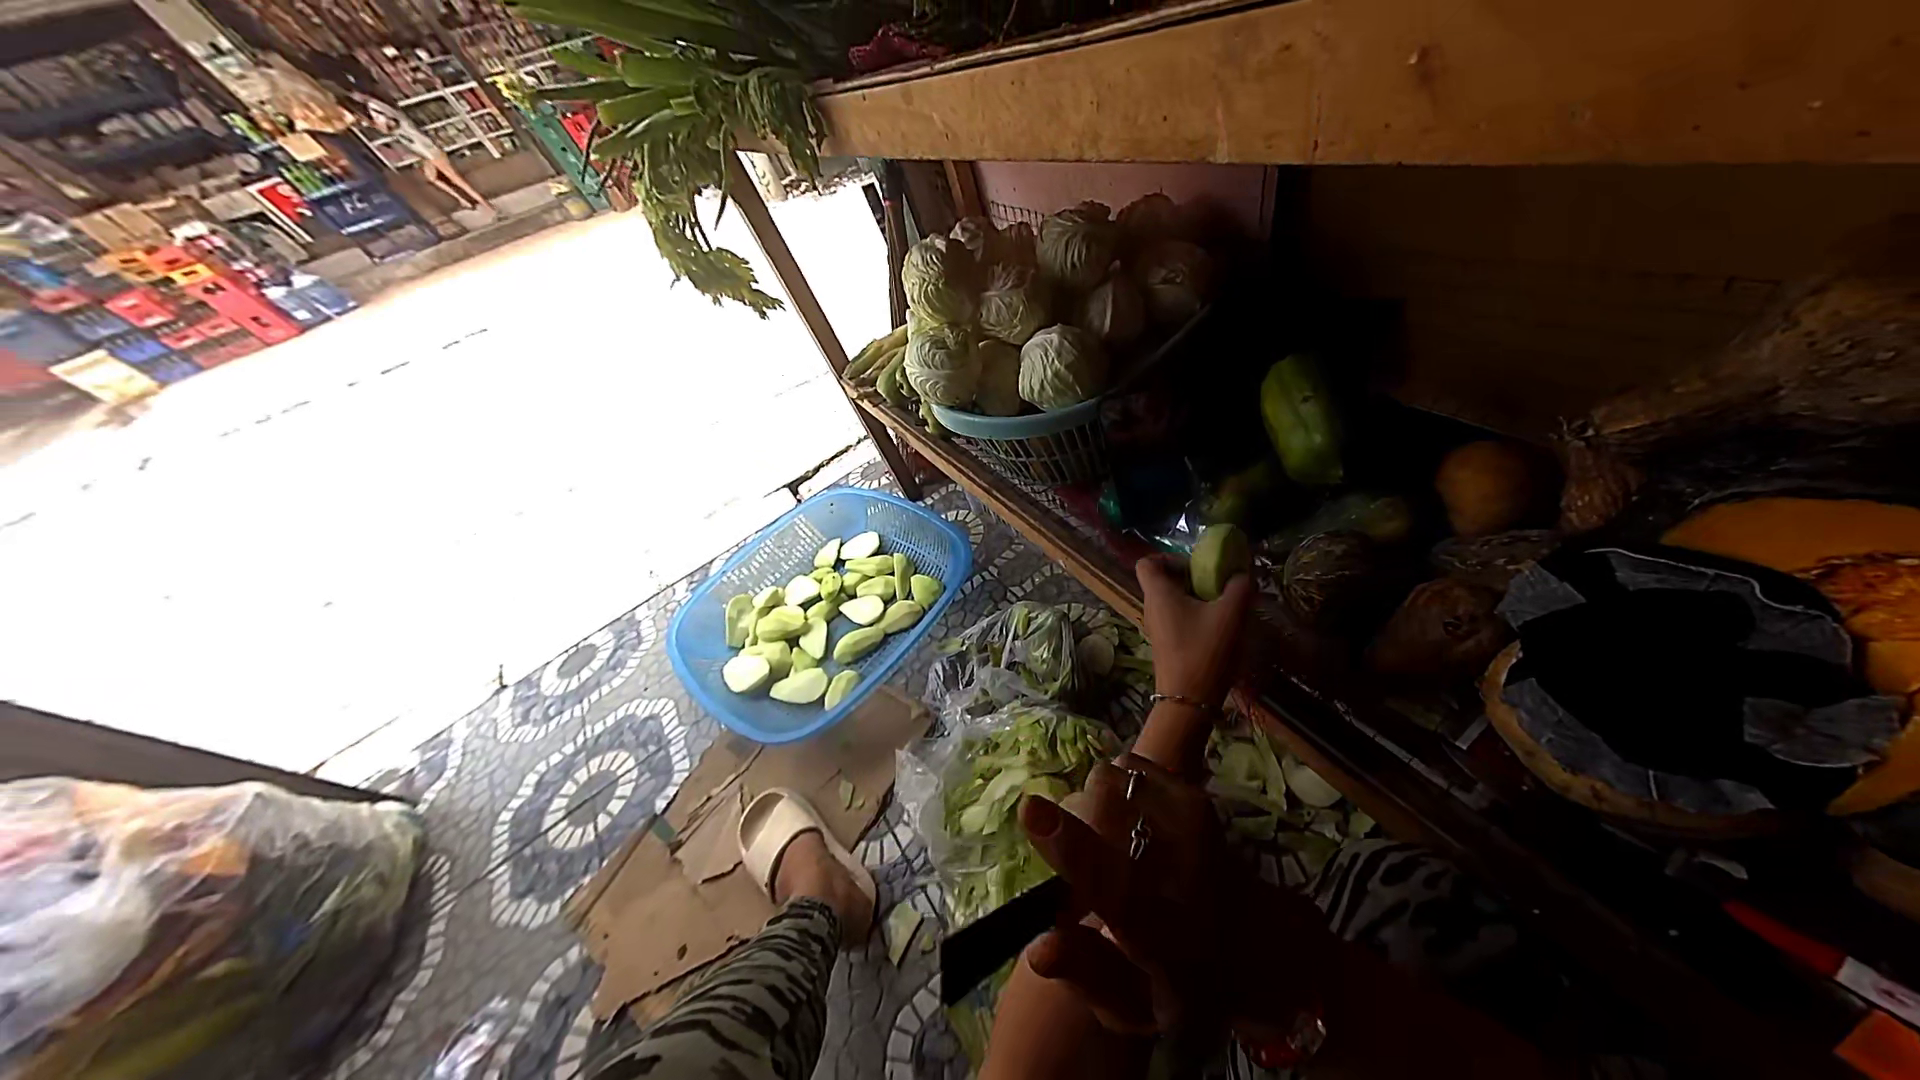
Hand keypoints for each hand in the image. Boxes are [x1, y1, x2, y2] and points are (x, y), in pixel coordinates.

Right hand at [1021, 756, 1327, 1038]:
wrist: (1254, 941)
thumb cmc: (1180, 978)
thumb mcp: (1133, 1005)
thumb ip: (1085, 974)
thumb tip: (1038, 949)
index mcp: (1154, 923)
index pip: (1105, 877)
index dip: (1066, 842)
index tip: (1029, 810)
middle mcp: (1173, 864)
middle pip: (1094, 807)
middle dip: (1071, 823)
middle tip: (1083, 858)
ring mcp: (1187, 818)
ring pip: (1106, 779)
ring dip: (1092, 803)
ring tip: (1108, 838)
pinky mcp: (1190, 791)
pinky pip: (1126, 765)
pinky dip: (1115, 785)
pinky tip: (1127, 817)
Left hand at [1136, 555, 1252, 706]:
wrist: (1189, 700)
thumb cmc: (1205, 650)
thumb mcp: (1230, 614)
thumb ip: (1239, 587)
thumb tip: (1242, 574)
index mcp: (1158, 593)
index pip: (1147, 562)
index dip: (1169, 558)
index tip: (1197, 567)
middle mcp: (1151, 607)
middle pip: (1163, 580)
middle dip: (1191, 578)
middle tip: (1217, 586)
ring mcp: (1156, 627)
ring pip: (1172, 601)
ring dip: (1197, 598)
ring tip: (1223, 606)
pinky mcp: (1165, 644)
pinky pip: (1177, 618)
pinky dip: (1195, 616)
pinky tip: (1219, 628)